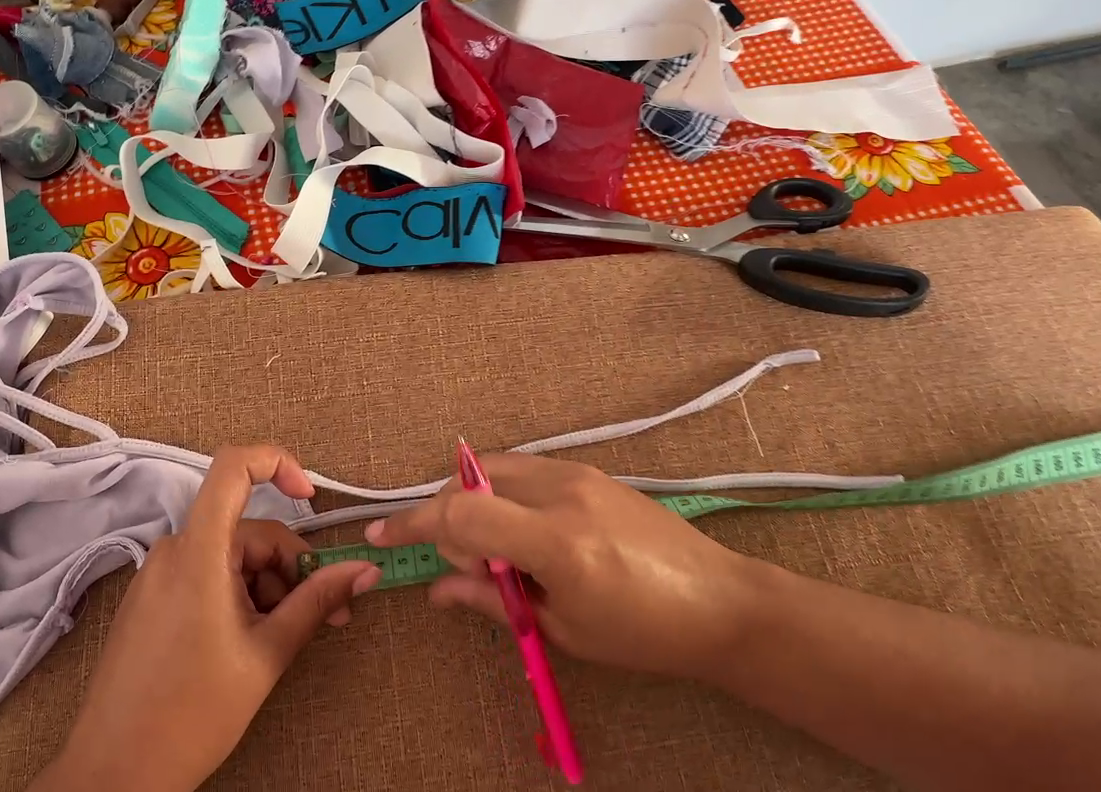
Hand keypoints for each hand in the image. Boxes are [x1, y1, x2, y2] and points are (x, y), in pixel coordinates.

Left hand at [37, 446, 382, 791]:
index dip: (278, 462)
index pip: (233, 466)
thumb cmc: (190, 715)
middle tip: (328, 612)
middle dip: (291, 565)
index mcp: (198, 552)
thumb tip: (363, 570)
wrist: (114, 775)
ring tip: (287, 638)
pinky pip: (207, 575)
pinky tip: (252, 640)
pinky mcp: (151, 599)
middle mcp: (173, 550)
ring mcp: (157, 575)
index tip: (311, 496)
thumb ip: (318, 601)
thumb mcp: (267, 654)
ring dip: (268, 586)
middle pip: (248, 530)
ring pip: (231, 557)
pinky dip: (240, 595)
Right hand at [365, 452, 761, 680]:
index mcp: (557, 542)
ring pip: (494, 468)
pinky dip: (502, 491)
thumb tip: (437, 590)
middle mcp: (562, 492)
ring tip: (499, 551)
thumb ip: (492, 601)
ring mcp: (578, 473)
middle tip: (473, 569)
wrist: (719, 600)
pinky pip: (523, 468)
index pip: (462, 516)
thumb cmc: (644, 632)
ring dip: (474, 500)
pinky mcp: (589, 469)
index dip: (414, 524)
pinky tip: (523, 530)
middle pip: (470, 482)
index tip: (381, 535)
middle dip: (448, 518)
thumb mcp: (564, 630)